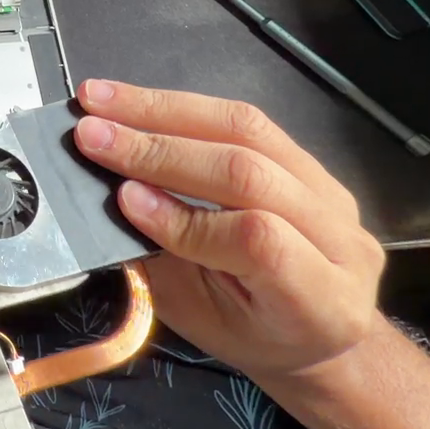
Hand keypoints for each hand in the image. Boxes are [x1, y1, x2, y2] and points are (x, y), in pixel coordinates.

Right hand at [71, 80, 385, 380]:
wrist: (313, 329)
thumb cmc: (243, 329)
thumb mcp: (196, 315)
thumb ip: (161, 259)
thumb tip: (117, 196)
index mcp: (321, 300)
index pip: (258, 240)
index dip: (185, 218)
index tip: (122, 198)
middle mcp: (340, 240)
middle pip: (248, 172)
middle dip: (156, 150)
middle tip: (89, 134)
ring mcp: (329, 192)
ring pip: (244, 130)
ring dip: (158, 110)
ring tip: (98, 100)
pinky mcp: (305, 159)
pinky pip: (242, 119)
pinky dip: (175, 105)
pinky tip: (129, 100)